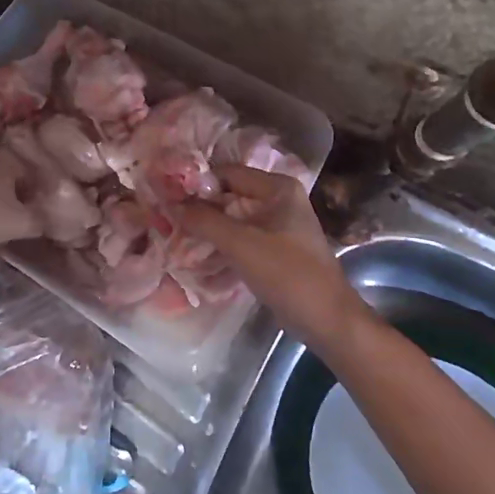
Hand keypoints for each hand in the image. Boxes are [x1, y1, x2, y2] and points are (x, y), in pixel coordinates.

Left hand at [0, 148, 43, 259]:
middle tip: (27, 210)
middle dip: (23, 188)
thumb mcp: (20, 224)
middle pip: (15, 168)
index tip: (46, 205)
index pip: (38, 166)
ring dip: (0, 191)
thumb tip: (61, 216)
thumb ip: (44, 219)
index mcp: (9, 156)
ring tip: (3, 213)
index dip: (45, 187)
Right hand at [179, 165, 373, 352]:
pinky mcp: (274, 251)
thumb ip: (204, 220)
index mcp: (277, 189)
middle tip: (167, 222)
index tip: (169, 199)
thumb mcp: (241, 244)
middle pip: (229, 197)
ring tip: (176, 244)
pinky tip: (198, 263)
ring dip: (208, 232)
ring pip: (233, 221)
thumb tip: (170, 203)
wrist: (327, 320)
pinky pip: (240, 241)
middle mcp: (278, 201)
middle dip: (201, 211)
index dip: (199, 185)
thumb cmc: (288, 273)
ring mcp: (277, 227)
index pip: (228, 173)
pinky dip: (221, 249)